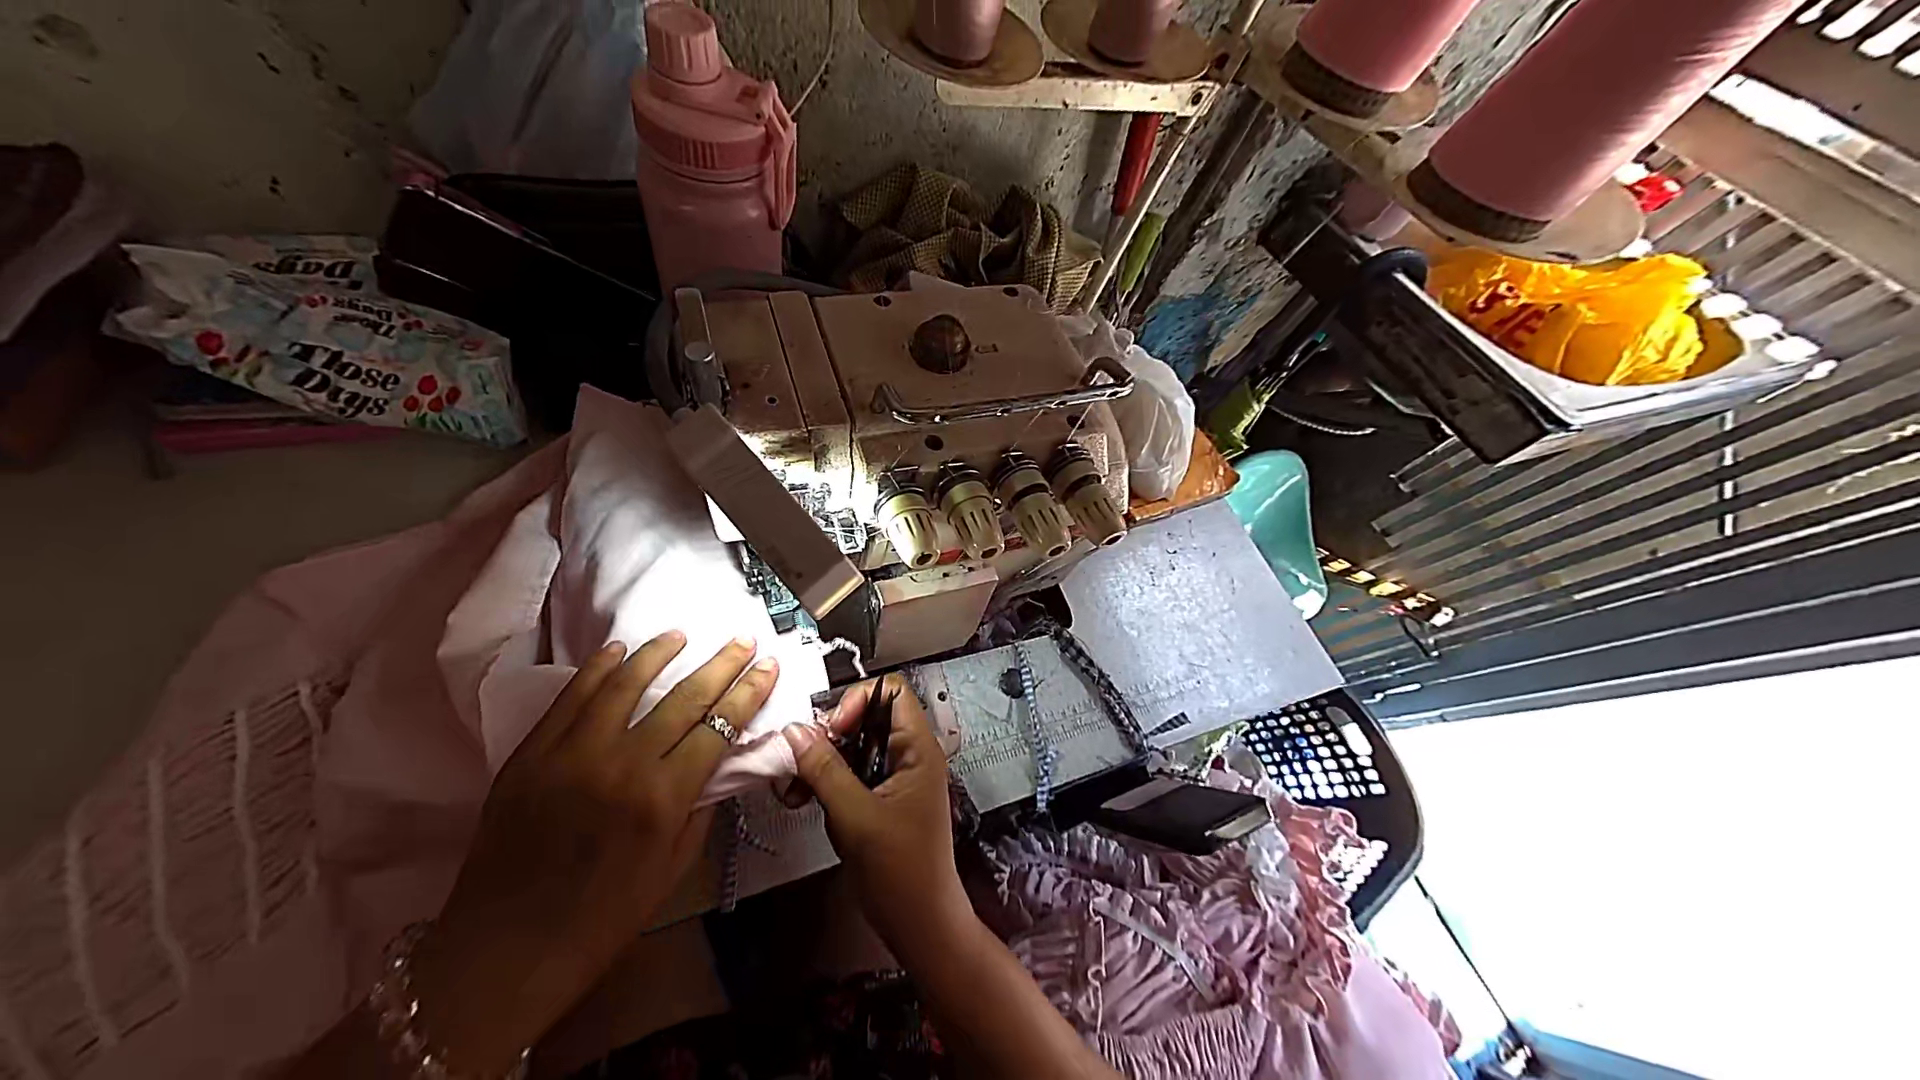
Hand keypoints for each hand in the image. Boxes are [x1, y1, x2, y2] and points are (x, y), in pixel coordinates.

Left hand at [411, 632, 778, 1073]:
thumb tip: (718, 762)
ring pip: (625, 684)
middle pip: (684, 698)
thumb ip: (700, 807)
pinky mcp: (532, 753)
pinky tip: (618, 649)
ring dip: (659, 652)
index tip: (769, 665)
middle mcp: (623, 765)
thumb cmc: (604, 918)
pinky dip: (599, 668)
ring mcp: (572, 753)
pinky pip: (571, 697)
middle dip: (721, 664)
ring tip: (681, 634)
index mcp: (664, 798)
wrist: (506, 950)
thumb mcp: (673, 868)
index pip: (719, 727)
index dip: (749, 692)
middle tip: (742, 638)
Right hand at [783, 676, 970, 952]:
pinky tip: (804, 800)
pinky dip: (826, 782)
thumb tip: (795, 731)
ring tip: (795, 788)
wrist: (920, 925)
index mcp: (919, 749)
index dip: (858, 700)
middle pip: (866, 718)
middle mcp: (909, 755)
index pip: (891, 692)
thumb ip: (825, 770)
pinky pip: (850, 774)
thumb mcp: (857, 817)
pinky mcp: (880, 799)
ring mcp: (895, 778)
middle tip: (803, 760)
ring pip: (853, 747)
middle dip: (829, 735)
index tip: (831, 730)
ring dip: (821, 762)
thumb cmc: (901, 871)